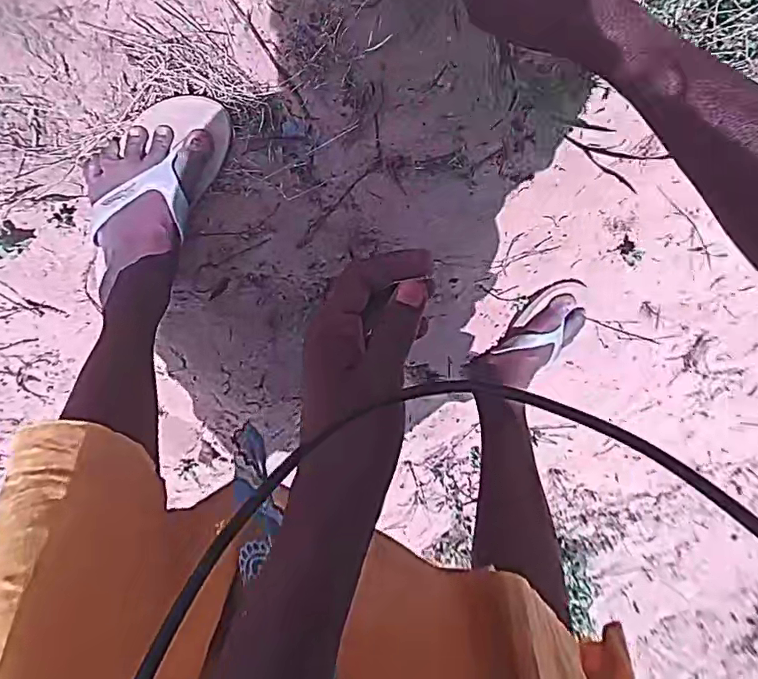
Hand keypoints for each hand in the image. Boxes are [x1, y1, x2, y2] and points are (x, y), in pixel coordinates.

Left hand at [300, 250, 432, 466]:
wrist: (337, 494)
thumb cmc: (354, 438)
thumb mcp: (382, 376)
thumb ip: (396, 328)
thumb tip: (413, 286)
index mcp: (329, 331)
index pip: (357, 279)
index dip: (392, 265)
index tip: (425, 262)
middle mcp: (328, 338)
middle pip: (358, 292)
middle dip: (392, 278)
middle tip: (429, 276)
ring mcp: (337, 357)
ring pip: (366, 314)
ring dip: (395, 302)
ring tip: (428, 299)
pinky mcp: (348, 376)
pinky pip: (370, 337)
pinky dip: (393, 327)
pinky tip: (415, 330)